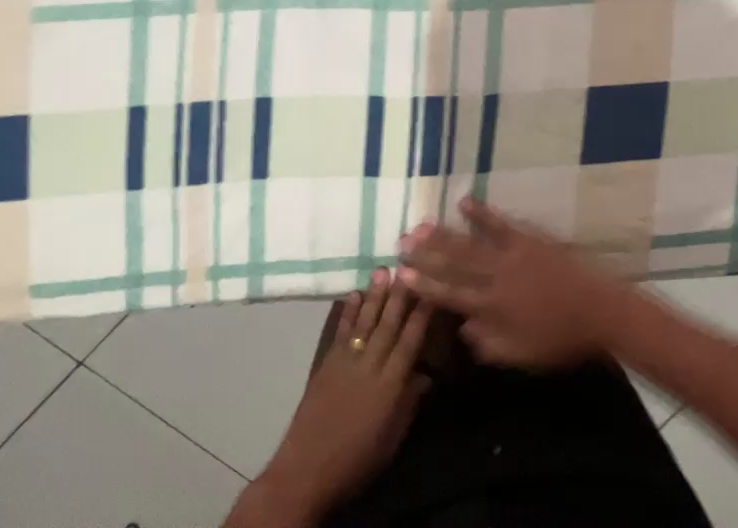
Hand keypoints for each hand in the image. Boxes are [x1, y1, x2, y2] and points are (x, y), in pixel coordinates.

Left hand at [246, 270, 432, 521]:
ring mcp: (345, 363)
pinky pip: (340, 333)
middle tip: (408, 265)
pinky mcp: (325, 365)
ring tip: (383, 270)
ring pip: (364, 323)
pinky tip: (354, 295)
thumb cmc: (357, 461)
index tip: (431, 288)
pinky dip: (347, 313)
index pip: (410, 342)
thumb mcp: (392, 438)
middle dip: (400, 295)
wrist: (306, 470)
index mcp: (391, 386)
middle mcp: (369, 367)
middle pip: (388, 325)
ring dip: (375, 296)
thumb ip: (408, 403)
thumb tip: (424, 375)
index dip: (421, 314)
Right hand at [399, 197, 629, 368]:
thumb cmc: (561, 339)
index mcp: (492, 308)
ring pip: (471, 243)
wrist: (599, 311)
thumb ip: (489, 343)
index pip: (450, 295)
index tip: (401, 276)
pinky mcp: (529, 240)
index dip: (425, 286)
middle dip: (426, 255)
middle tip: (401, 244)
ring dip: (444, 234)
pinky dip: (481, 212)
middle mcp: (496, 278)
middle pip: (454, 264)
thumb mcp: (522, 354)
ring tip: (420, 226)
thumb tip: (462, 327)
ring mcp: (512, 255)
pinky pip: (500, 224)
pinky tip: (464, 201)